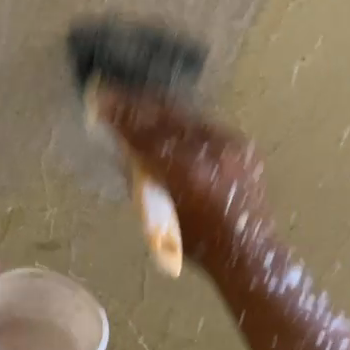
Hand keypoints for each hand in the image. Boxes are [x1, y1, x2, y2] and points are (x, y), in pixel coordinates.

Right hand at [98, 90, 269, 274]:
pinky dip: (185, 126)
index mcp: (187, 174)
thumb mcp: (159, 214)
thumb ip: (140, 177)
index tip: (102, 103)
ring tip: (140, 107)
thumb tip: (122, 149)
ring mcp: (231, 146)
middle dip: (139, 106)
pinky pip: (206, 128)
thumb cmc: (197, 244)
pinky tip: (171, 125)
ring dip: (161, 113)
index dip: (122, 118)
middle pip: (168, 118)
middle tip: (115, 96)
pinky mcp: (242, 146)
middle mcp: (211, 153)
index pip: (147, 136)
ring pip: (187, 119)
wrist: (248, 252)